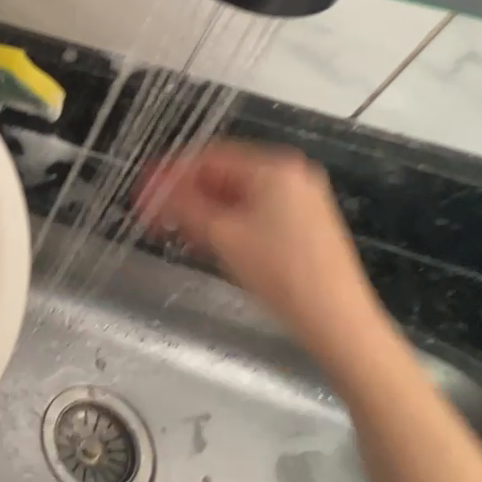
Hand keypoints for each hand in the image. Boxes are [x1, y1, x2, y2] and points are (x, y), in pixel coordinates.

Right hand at [143, 142, 384, 356]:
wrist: (339, 324)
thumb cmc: (280, 273)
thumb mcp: (221, 235)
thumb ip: (182, 205)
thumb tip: (152, 189)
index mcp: (274, 167)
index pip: (207, 157)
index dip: (169, 173)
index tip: (142, 189)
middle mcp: (290, 176)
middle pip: (221, 176)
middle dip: (183, 194)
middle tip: (151, 212)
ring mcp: (301, 201)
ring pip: (235, 196)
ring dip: (201, 210)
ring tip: (170, 228)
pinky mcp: (304, 226)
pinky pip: (252, 212)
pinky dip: (225, 222)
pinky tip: (202, 239)